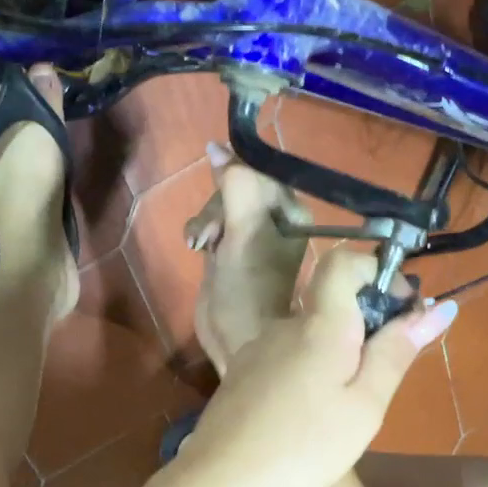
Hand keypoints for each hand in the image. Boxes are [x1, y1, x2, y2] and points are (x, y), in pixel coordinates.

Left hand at [173, 249, 457, 486]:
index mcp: (319, 324)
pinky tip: (307, 414)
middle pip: (329, 303)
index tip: (400, 309)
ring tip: (345, 404)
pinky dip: (306, 371)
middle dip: (363, 323)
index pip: (343, 261)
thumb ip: (396, 353)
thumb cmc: (305, 447)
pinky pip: (284, 358)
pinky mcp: (240, 375)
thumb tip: (437, 309)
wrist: (221, 479)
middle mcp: (284, 326)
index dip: (376, 270)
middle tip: (382, 372)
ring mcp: (256, 350)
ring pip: (307, 335)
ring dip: (334, 353)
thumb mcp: (365, 406)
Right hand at [188, 143, 314, 373]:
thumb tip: (215, 148)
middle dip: (216, 205)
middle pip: (236, 187)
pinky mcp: (228, 254)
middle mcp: (274, 222)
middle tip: (211, 233)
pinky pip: (211, 225)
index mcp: (291, 213)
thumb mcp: (243, 232)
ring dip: (205, 219)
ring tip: (200, 243)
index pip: (258, 173)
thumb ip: (234, 186)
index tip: (217, 191)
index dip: (234, 178)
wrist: (237, 339)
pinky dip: (200, 231)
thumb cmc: (249, 288)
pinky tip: (196, 247)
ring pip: (220, 206)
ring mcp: (249, 238)